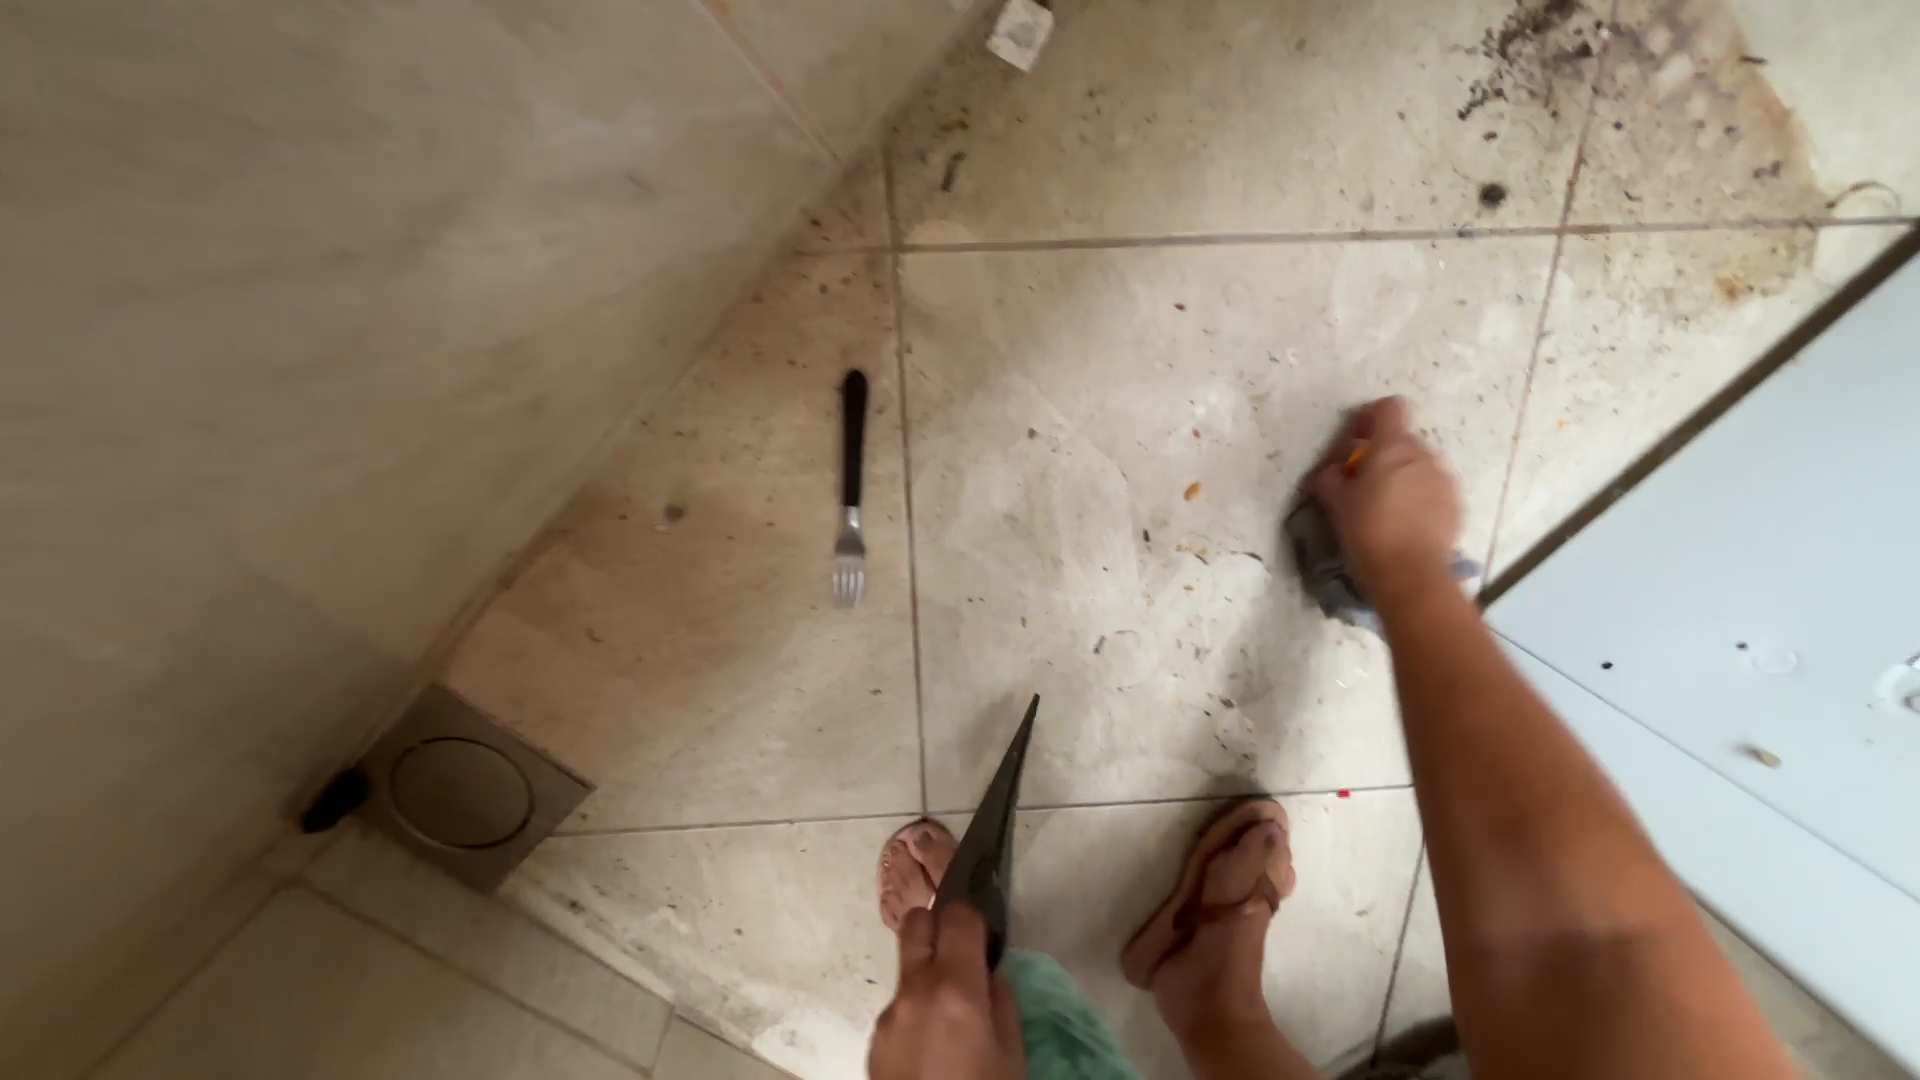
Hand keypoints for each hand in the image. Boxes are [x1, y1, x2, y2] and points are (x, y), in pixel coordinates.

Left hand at [869, 904, 1025, 1079]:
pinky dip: (916, 1012)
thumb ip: (1001, 1001)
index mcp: (954, 989)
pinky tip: (932, 1052)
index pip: (957, 916)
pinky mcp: (873, 1042)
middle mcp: (914, 991)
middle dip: (939, 927)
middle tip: (962, 958)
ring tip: (951, 1020)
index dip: (973, 918)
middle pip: (915, 923)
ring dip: (928, 976)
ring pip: (906, 970)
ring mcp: (887, 1016)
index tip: (985, 939)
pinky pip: (898, 1008)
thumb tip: (987, 972)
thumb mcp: (1013, 1056)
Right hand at [1309, 397, 1463, 604]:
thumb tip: (1335, 470)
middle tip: (1362, 484)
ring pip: (1418, 465)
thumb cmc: (1366, 530)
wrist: (1410, 572)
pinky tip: (1404, 523)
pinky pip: (1432, 488)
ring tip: (1385, 507)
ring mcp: (1445, 479)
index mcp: (1392, 448)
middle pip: (1401, 440)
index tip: (1355, 440)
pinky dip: (1418, 497)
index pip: (1388, 408)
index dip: (1370, 417)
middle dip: (1382, 455)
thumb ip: (1331, 477)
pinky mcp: (1456, 503)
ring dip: (1401, 476)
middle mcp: (1424, 455)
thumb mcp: (1335, 502)